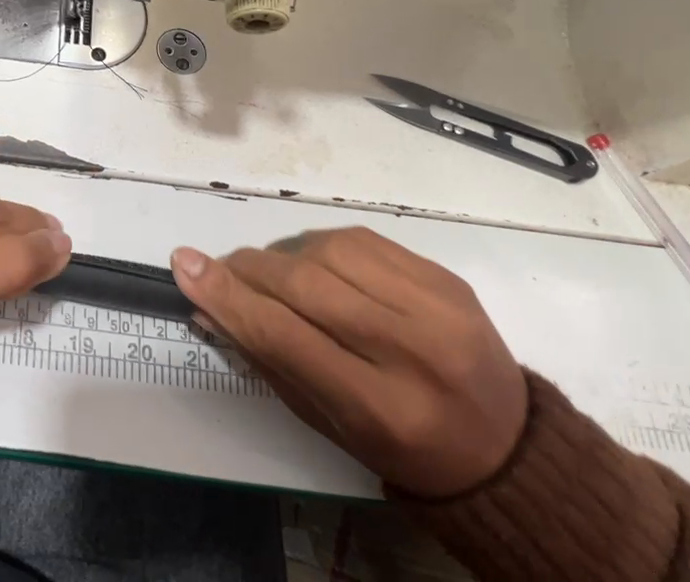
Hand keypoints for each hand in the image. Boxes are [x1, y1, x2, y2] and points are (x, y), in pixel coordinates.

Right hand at [170, 229, 526, 497]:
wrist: (506, 448)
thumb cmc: (402, 450)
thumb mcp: (326, 423)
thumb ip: (265, 360)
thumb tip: (206, 304)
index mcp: (381, 407)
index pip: (285, 336)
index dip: (227, 296)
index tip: (183, 265)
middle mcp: (414, 351)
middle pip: (304, 286)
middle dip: (249, 270)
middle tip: (223, 271)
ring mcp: (439, 308)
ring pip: (330, 250)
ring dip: (284, 255)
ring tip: (273, 274)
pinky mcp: (447, 279)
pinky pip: (362, 239)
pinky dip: (321, 245)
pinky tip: (314, 262)